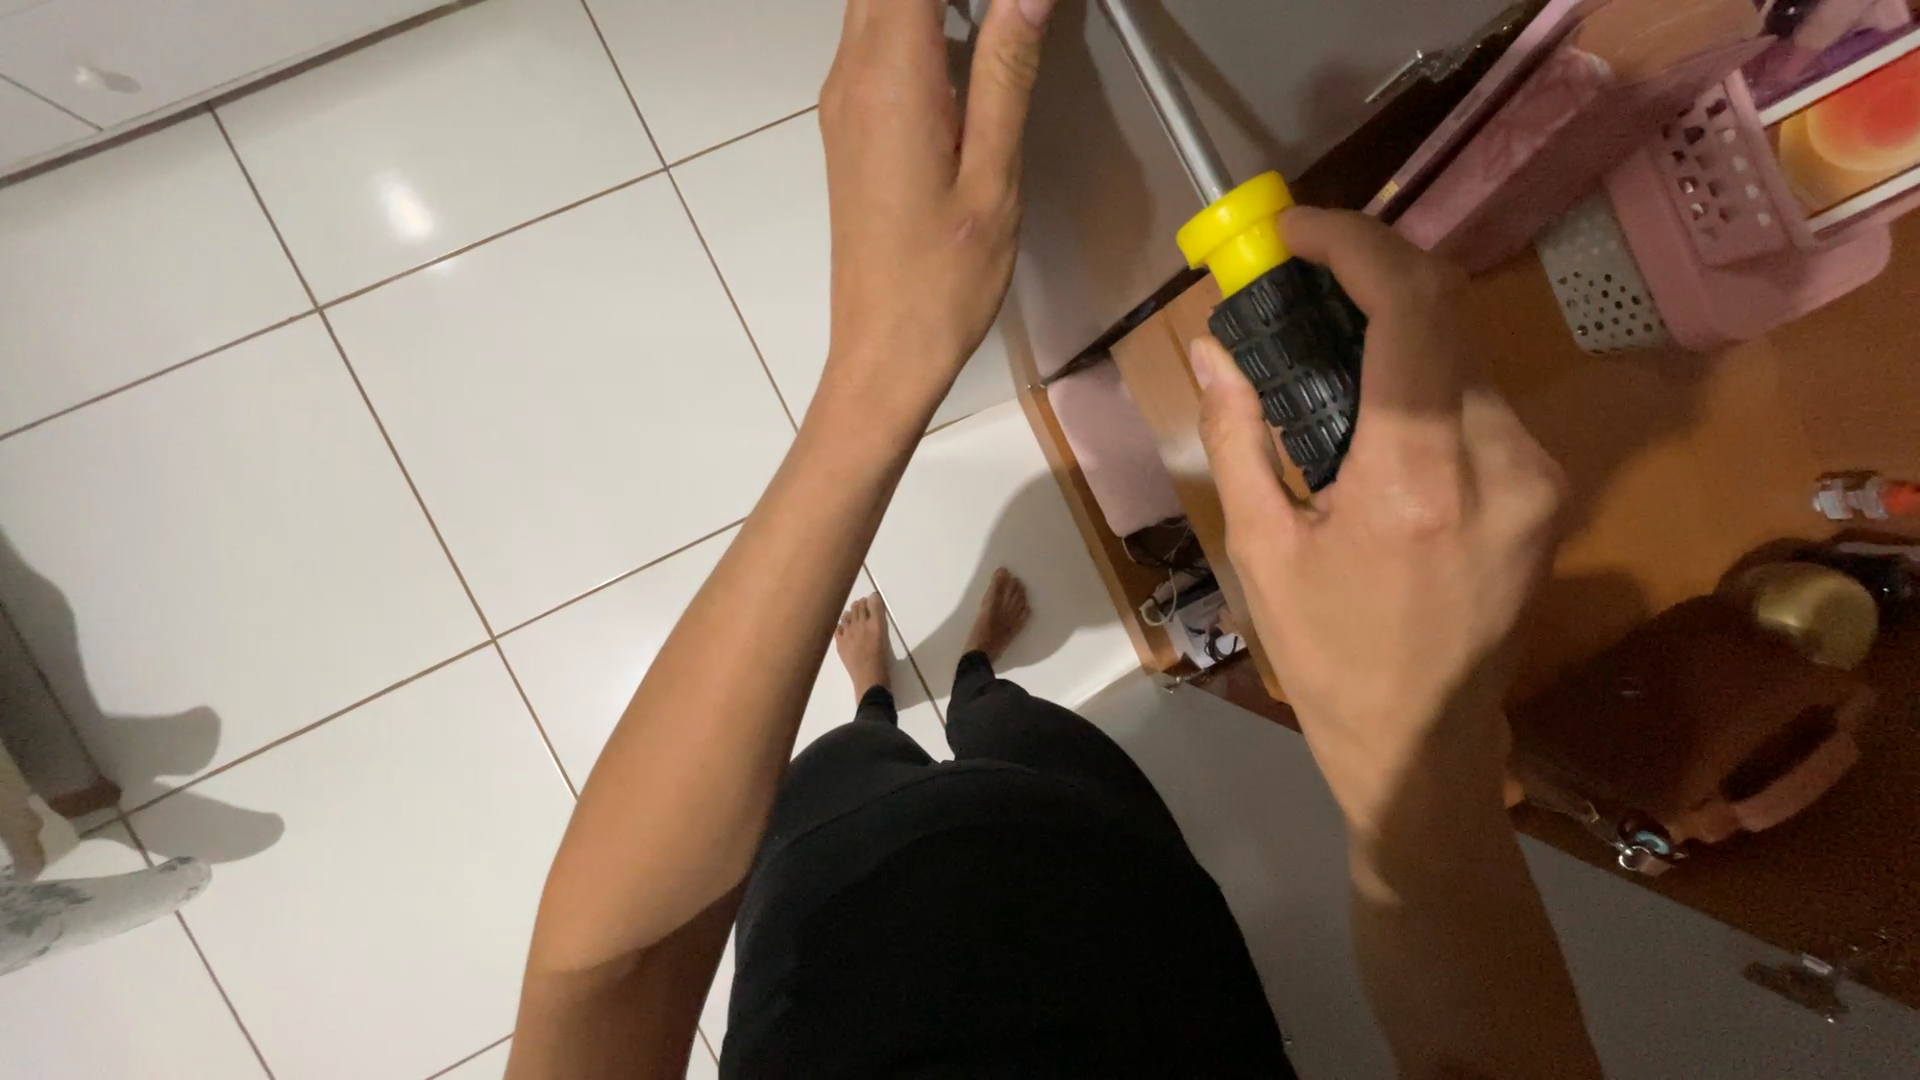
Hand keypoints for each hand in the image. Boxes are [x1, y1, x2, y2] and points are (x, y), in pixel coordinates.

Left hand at [818, 0, 1055, 419]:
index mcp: (891, 80)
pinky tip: (965, 54)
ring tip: (997, 26)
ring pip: (876, 8)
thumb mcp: (992, 181)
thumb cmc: (942, 285)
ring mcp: (841, 107)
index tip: (1016, 5)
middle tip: (1012, 17)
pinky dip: (918, 27)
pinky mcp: (847, 135)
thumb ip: (1006, 75)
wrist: (885, 354)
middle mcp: (851, 79)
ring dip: (936, 4)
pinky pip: (874, 49)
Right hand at [1192, 208, 1564, 831]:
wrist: (1421, 738)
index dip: (1353, 245)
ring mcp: (1539, 472)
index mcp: (1417, 473)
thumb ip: (1237, 437)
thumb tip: (1210, 354)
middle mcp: (1502, 457)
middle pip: (1447, 312)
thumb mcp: (1259, 549)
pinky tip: (1370, 403)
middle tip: (1295, 281)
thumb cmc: (1324, 652)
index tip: (1292, 234)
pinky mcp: (1546, 487)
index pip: (1411, 307)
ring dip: (1393, 326)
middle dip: (1368, 274)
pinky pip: (1481, 396)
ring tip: (1319, 344)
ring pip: (1466, 352)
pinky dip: (1421, 372)